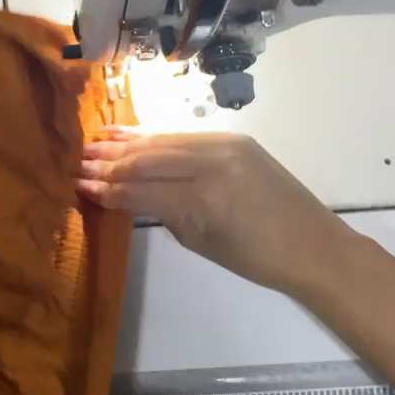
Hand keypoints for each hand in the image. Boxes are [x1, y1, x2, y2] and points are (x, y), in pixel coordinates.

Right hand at [77, 130, 361, 293]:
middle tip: (79, 163)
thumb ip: (164, 213)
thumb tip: (130, 193)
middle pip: (148, 159)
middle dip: (111, 163)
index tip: (80, 185)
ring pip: (163, 141)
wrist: (314, 245)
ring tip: (95, 145)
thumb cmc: (257, 259)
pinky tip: (132, 135)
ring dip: (127, 144)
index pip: (142, 189)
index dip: (109, 188)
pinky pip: (184, 136)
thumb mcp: (201, 243)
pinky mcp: (235, 138)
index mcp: (204, 200)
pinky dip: (155, 137)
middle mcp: (212, 163)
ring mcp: (225, 145)